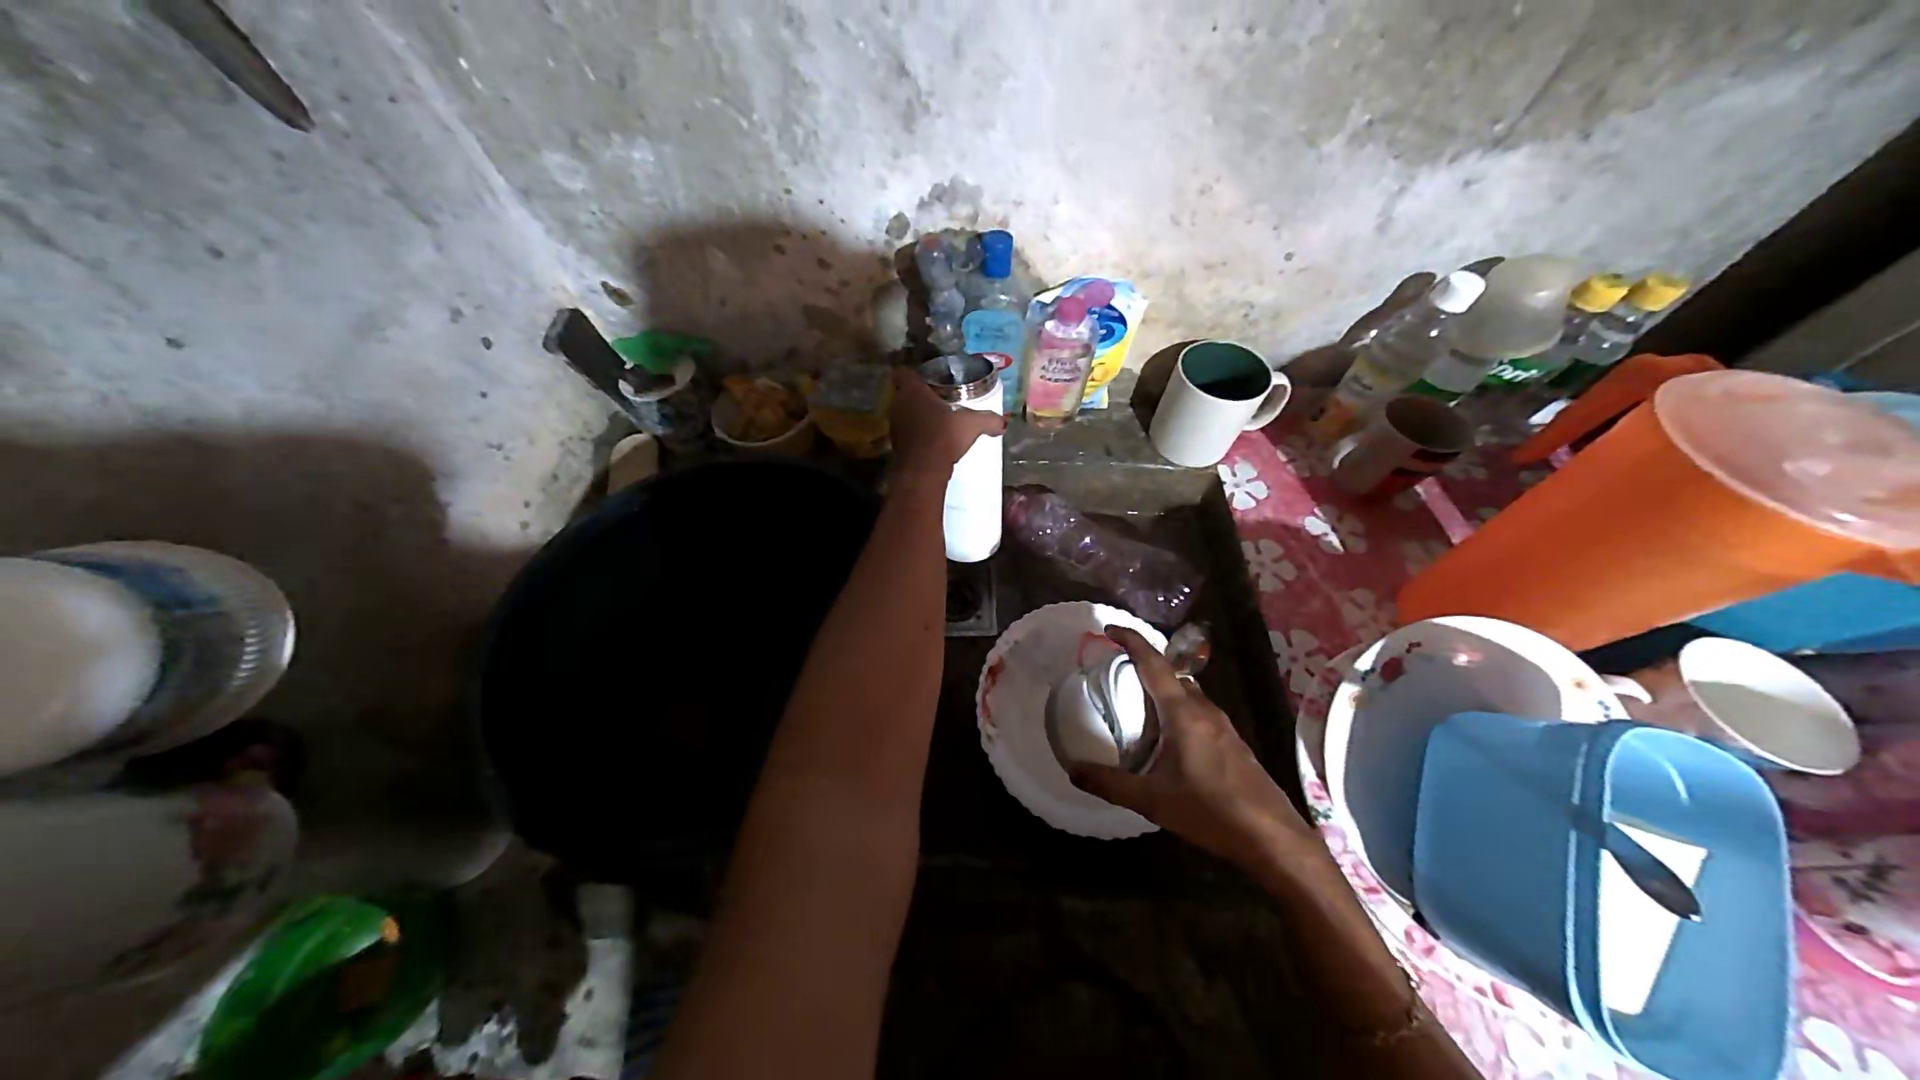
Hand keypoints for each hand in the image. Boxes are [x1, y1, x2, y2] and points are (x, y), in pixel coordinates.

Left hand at [888, 367, 1005, 481]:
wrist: (923, 470)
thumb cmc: (944, 436)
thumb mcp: (972, 424)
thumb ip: (988, 419)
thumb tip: (1004, 422)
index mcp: (913, 390)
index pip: (904, 372)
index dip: (913, 372)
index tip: (926, 376)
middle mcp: (899, 403)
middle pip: (904, 392)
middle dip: (917, 394)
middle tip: (936, 396)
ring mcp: (894, 424)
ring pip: (903, 411)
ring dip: (915, 413)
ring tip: (934, 417)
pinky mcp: (895, 443)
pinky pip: (905, 430)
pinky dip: (915, 431)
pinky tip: (930, 436)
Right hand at [1070, 627, 1311, 865]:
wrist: (1272, 838)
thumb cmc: (1210, 811)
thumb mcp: (1152, 800)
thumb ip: (1110, 783)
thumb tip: (1072, 770)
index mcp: (1183, 713)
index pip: (1154, 663)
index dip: (1131, 641)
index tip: (1109, 630)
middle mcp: (1205, 711)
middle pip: (1172, 675)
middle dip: (1144, 667)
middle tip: (1116, 675)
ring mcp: (1223, 726)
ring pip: (1188, 694)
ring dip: (1162, 690)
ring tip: (1136, 706)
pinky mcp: (1233, 743)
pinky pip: (1199, 712)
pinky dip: (1177, 710)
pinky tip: (1167, 739)